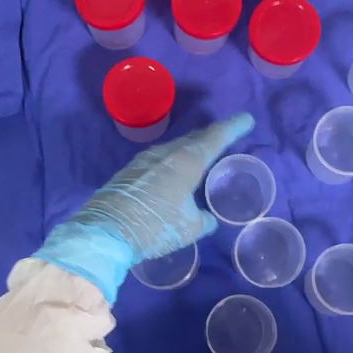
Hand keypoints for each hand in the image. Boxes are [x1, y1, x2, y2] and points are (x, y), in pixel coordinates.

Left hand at [34, 114, 254, 302]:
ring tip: (202, 154)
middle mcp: (166, 154)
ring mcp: (144, 160)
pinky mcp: (130, 172)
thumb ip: (205, 219)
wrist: (106, 233)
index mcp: (186, 161)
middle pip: (194, 139)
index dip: (233, 128)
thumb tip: (207, 217)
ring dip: (190, 148)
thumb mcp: (190, 228)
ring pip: (175, 148)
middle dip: (212, 136)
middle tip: (226, 136)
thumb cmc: (155, 227)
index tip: (246, 119)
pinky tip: (174, 172)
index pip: (215, 137)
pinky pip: (160, 160)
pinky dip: (173, 161)